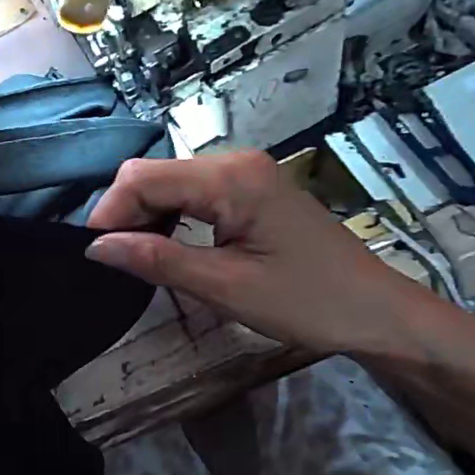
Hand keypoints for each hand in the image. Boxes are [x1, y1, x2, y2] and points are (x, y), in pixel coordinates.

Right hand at [84, 152, 462, 357]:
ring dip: (144, 216)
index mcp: (230, 178)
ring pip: (168, 181)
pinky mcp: (249, 188)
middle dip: (124, 213)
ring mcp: (244, 172)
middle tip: (115, 261)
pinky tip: (166, 245)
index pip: (142, 178)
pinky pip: (190, 191)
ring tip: (137, 257)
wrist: (379, 313)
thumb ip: (157, 260)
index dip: (110, 212)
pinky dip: (168, 215)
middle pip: (152, 173)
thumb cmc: (307, 302)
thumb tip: (96, 247)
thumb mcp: (225, 286)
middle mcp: (234, 162)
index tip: (95, 255)